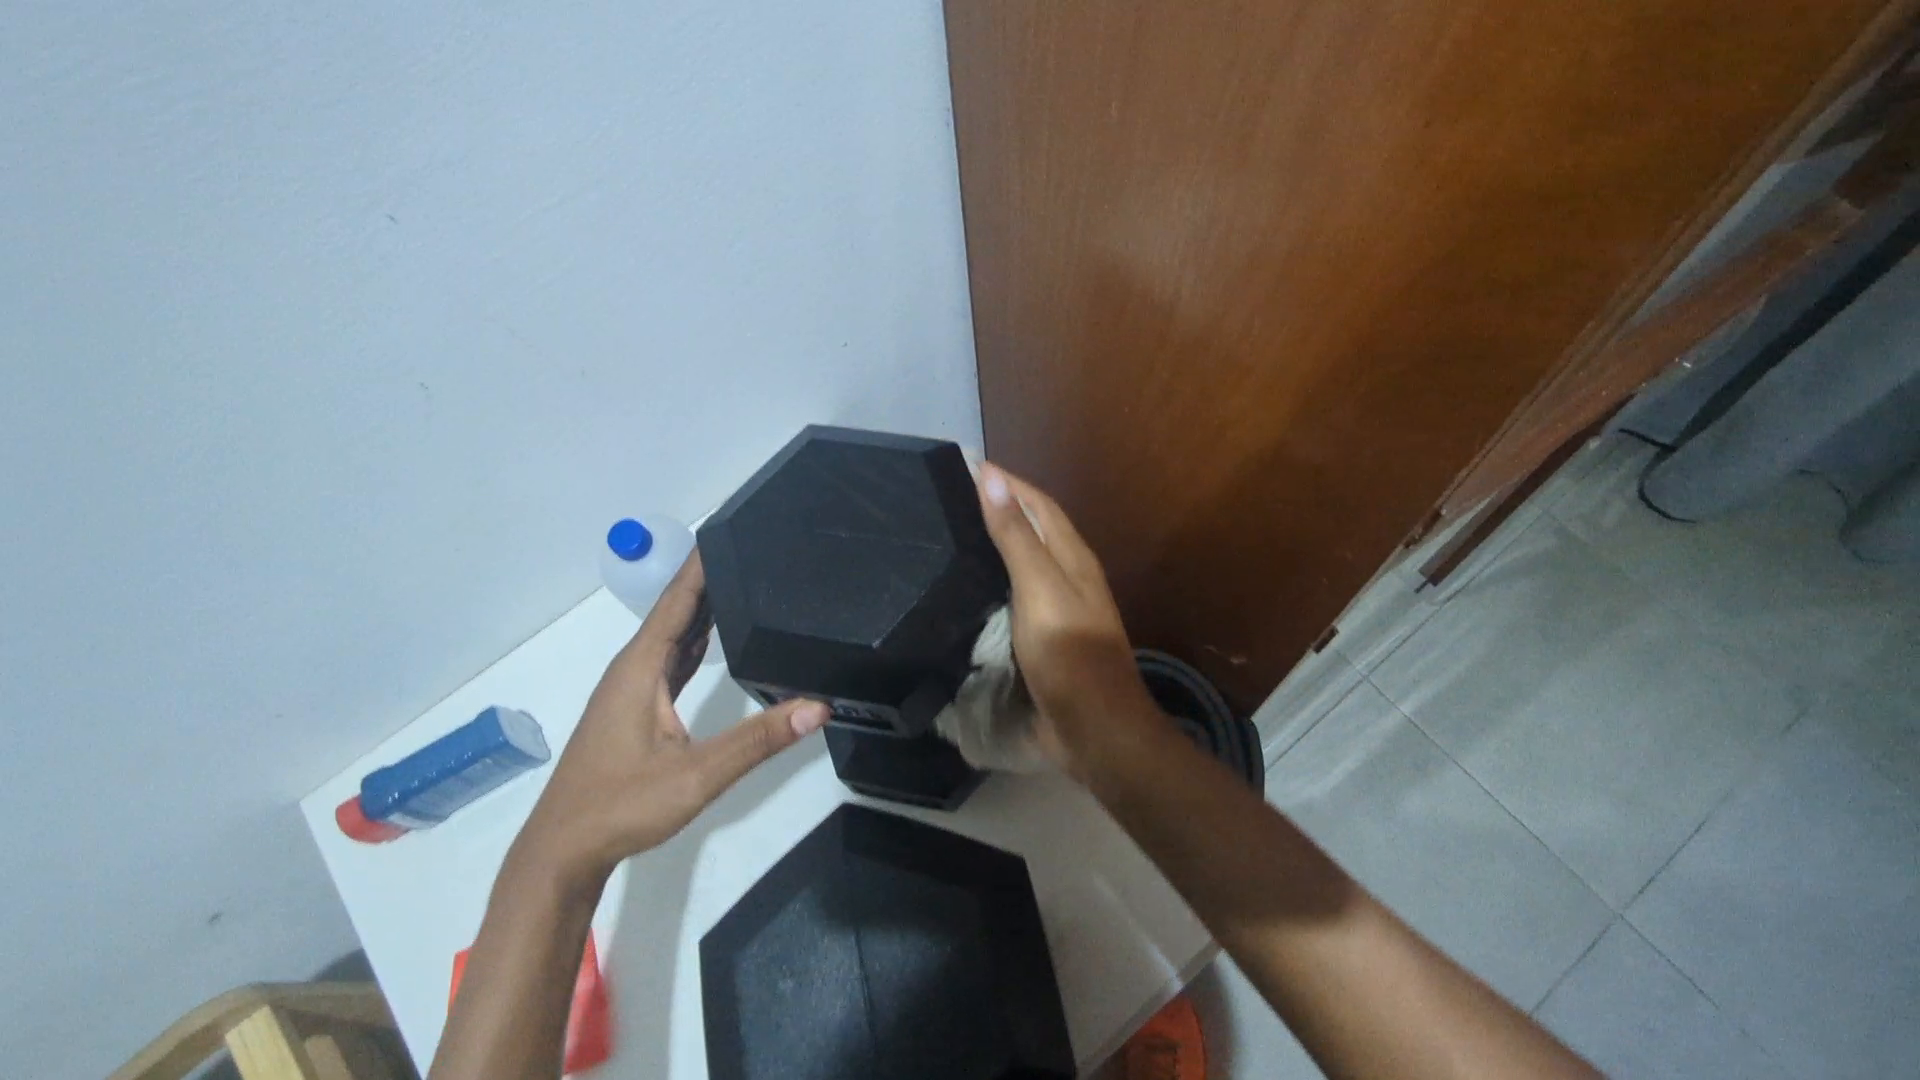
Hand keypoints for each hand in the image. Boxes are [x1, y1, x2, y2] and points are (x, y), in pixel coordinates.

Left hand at [518, 551, 827, 889]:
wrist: (562, 853)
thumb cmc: (620, 807)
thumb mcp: (696, 776)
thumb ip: (758, 740)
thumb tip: (818, 706)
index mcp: (640, 668)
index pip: (677, 601)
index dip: (702, 564)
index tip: (730, 528)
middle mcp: (633, 670)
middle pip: (675, 611)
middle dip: (709, 579)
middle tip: (752, 550)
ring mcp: (631, 692)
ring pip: (672, 637)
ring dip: (703, 610)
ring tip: (742, 583)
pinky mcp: (636, 712)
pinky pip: (670, 661)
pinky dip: (695, 642)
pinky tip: (714, 640)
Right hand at [975, 463, 1156, 774]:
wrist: (1095, 728)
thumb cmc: (1068, 653)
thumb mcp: (1039, 588)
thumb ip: (1015, 536)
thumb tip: (993, 477)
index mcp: (1072, 558)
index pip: (1039, 505)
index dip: (1008, 482)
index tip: (966, 464)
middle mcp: (1069, 578)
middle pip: (1033, 531)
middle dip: (999, 510)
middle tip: (950, 500)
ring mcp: (1059, 612)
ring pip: (1024, 565)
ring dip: (995, 548)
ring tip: (952, 539)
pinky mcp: (1045, 642)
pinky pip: (1014, 600)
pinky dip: (992, 587)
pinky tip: (968, 594)